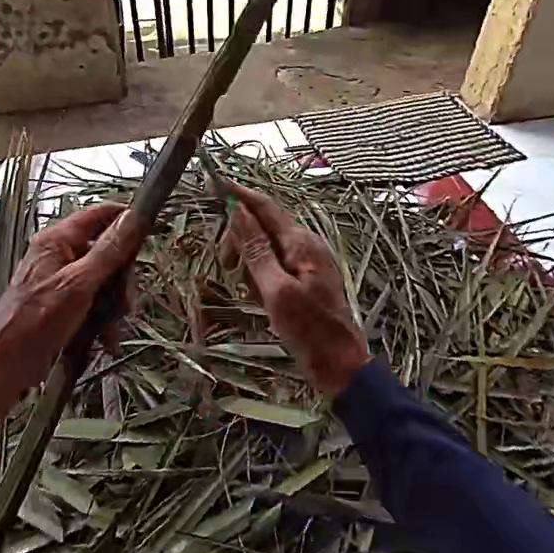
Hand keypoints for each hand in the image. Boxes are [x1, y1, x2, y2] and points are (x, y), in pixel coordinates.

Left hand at [0, 203, 146, 495]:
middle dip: (122, 280)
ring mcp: (62, 280)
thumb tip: (135, 217)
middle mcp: (60, 254)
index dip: (127, 222)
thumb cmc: (36, 323)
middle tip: (125, 304)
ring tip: (112, 331)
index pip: (101, 214)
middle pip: (108, 252)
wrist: (3, 369)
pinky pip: (94, 303)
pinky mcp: (64, 305)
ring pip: (105, 281)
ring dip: (114, 306)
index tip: (149, 238)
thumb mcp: (79, 284)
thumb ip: (109, 251)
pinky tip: (106, 341)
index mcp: (57, 240)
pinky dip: (103, 320)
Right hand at [219, 183, 370, 395]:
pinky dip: (260, 278)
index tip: (212, 184)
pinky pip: (273, 266)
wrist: (341, 368)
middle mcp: (305, 245)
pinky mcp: (304, 278)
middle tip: (226, 267)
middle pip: (261, 226)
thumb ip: (256, 249)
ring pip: (264, 248)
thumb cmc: (309, 332)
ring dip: (249, 265)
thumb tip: (238, 211)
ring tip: (250, 294)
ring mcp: (306, 261)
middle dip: (239, 241)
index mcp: (301, 243)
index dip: (237, 195)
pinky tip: (260, 299)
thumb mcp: (276, 290)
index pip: (264, 206)